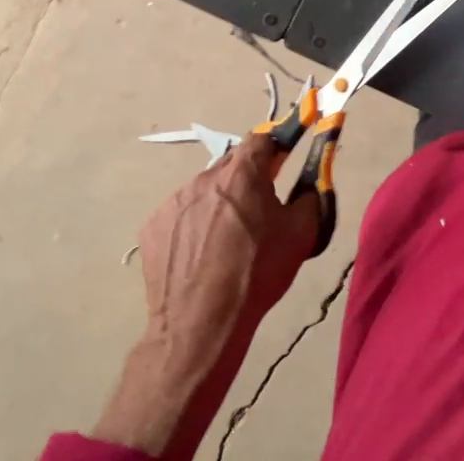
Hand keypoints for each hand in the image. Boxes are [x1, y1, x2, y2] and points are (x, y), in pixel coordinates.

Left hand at [92, 136, 319, 456]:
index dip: (276, 146)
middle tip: (260, 206)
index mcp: (242, 174)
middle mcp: (204, 179)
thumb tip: (308, 182)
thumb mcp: (301, 232)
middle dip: (248, 177)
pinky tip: (203, 254)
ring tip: (228, 238)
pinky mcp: (153, 227)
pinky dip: (195, 224)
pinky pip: (182, 214)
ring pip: (206, 190)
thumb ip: (310, 195)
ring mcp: (174, 203)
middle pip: (232, 164)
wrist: (200, 324)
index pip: (261, 138)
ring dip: (220, 202)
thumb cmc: (257, 273)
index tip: (284, 160)